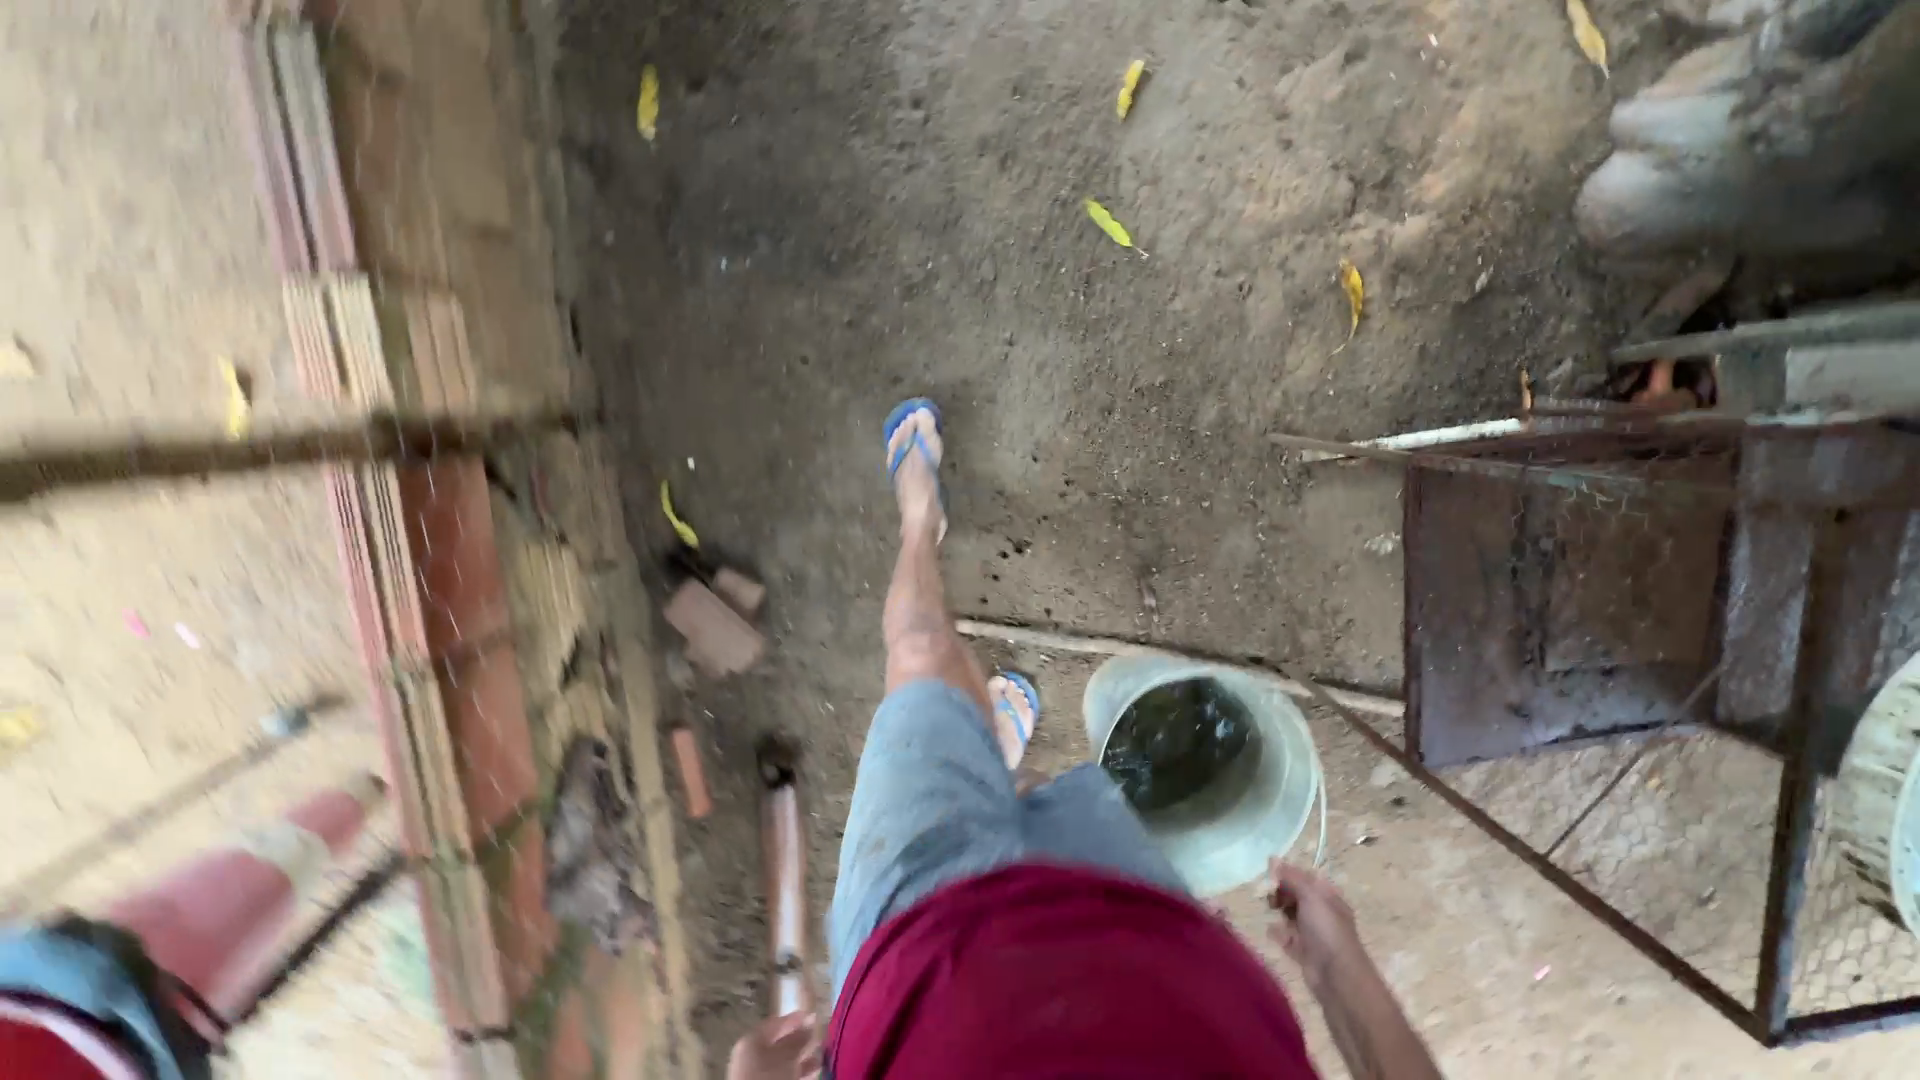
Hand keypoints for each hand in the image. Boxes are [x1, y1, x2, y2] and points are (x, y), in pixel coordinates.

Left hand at [727, 1012, 820, 1079]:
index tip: (813, 1017)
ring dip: (801, 1060)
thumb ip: (798, 1038)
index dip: (794, 1019)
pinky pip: (781, 1077)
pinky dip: (796, 1074)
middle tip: (819, 1038)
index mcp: (750, 1042)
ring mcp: (754, 1076)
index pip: (774, 1023)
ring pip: (781, 1063)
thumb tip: (810, 1021)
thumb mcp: (787, 1057)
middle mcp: (749, 1057)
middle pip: (777, 1044)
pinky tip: (813, 1075)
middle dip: (799, 1041)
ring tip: (819, 1059)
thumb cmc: (770, 1079)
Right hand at [1266, 859, 1363, 983]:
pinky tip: (1275, 934)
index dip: (1288, 875)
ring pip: (1290, 916)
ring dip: (1279, 913)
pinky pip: (1287, 937)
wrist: (1336, 976)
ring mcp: (1313, 933)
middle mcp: (1322, 913)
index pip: (1305, 878)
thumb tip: (1272, 858)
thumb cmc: (1326, 930)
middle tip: (1272, 898)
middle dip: (1281, 894)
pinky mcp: (1304, 951)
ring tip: (1272, 913)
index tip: (1271, 876)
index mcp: (1328, 897)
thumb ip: (1291, 877)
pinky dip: (1280, 935)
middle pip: (1296, 896)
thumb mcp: (1310, 896)